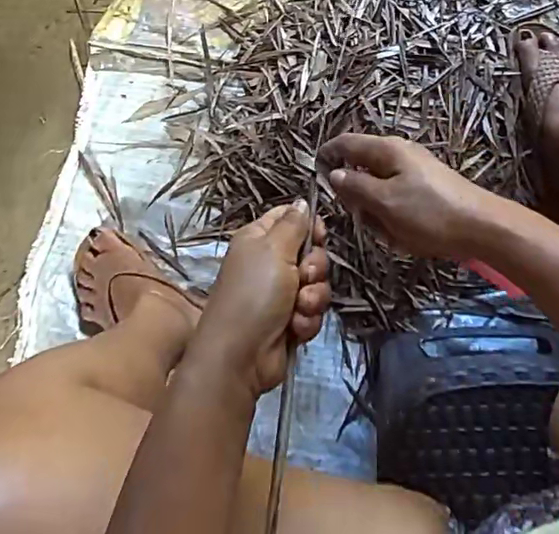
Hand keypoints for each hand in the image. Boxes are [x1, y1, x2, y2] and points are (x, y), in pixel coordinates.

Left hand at [191, 201, 330, 393]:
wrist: (240, 357)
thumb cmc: (254, 294)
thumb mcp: (273, 249)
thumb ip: (293, 223)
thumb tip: (303, 200)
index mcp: (260, 239)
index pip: (291, 217)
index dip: (309, 223)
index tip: (318, 235)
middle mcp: (270, 262)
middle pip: (310, 250)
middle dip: (314, 266)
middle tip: (303, 277)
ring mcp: (281, 292)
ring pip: (316, 282)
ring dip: (313, 296)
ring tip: (298, 308)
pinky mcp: (291, 319)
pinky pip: (313, 309)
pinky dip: (307, 318)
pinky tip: (295, 327)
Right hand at [319, 133, 506, 260]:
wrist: (482, 227)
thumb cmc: (430, 213)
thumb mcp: (385, 202)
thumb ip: (355, 187)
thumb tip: (334, 173)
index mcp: (387, 149)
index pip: (347, 142)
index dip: (327, 155)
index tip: (314, 176)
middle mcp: (400, 153)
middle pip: (362, 168)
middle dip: (358, 197)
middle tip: (365, 220)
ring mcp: (415, 170)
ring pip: (379, 190)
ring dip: (378, 213)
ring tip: (391, 232)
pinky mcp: (426, 188)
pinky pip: (397, 201)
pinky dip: (395, 218)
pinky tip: (406, 235)